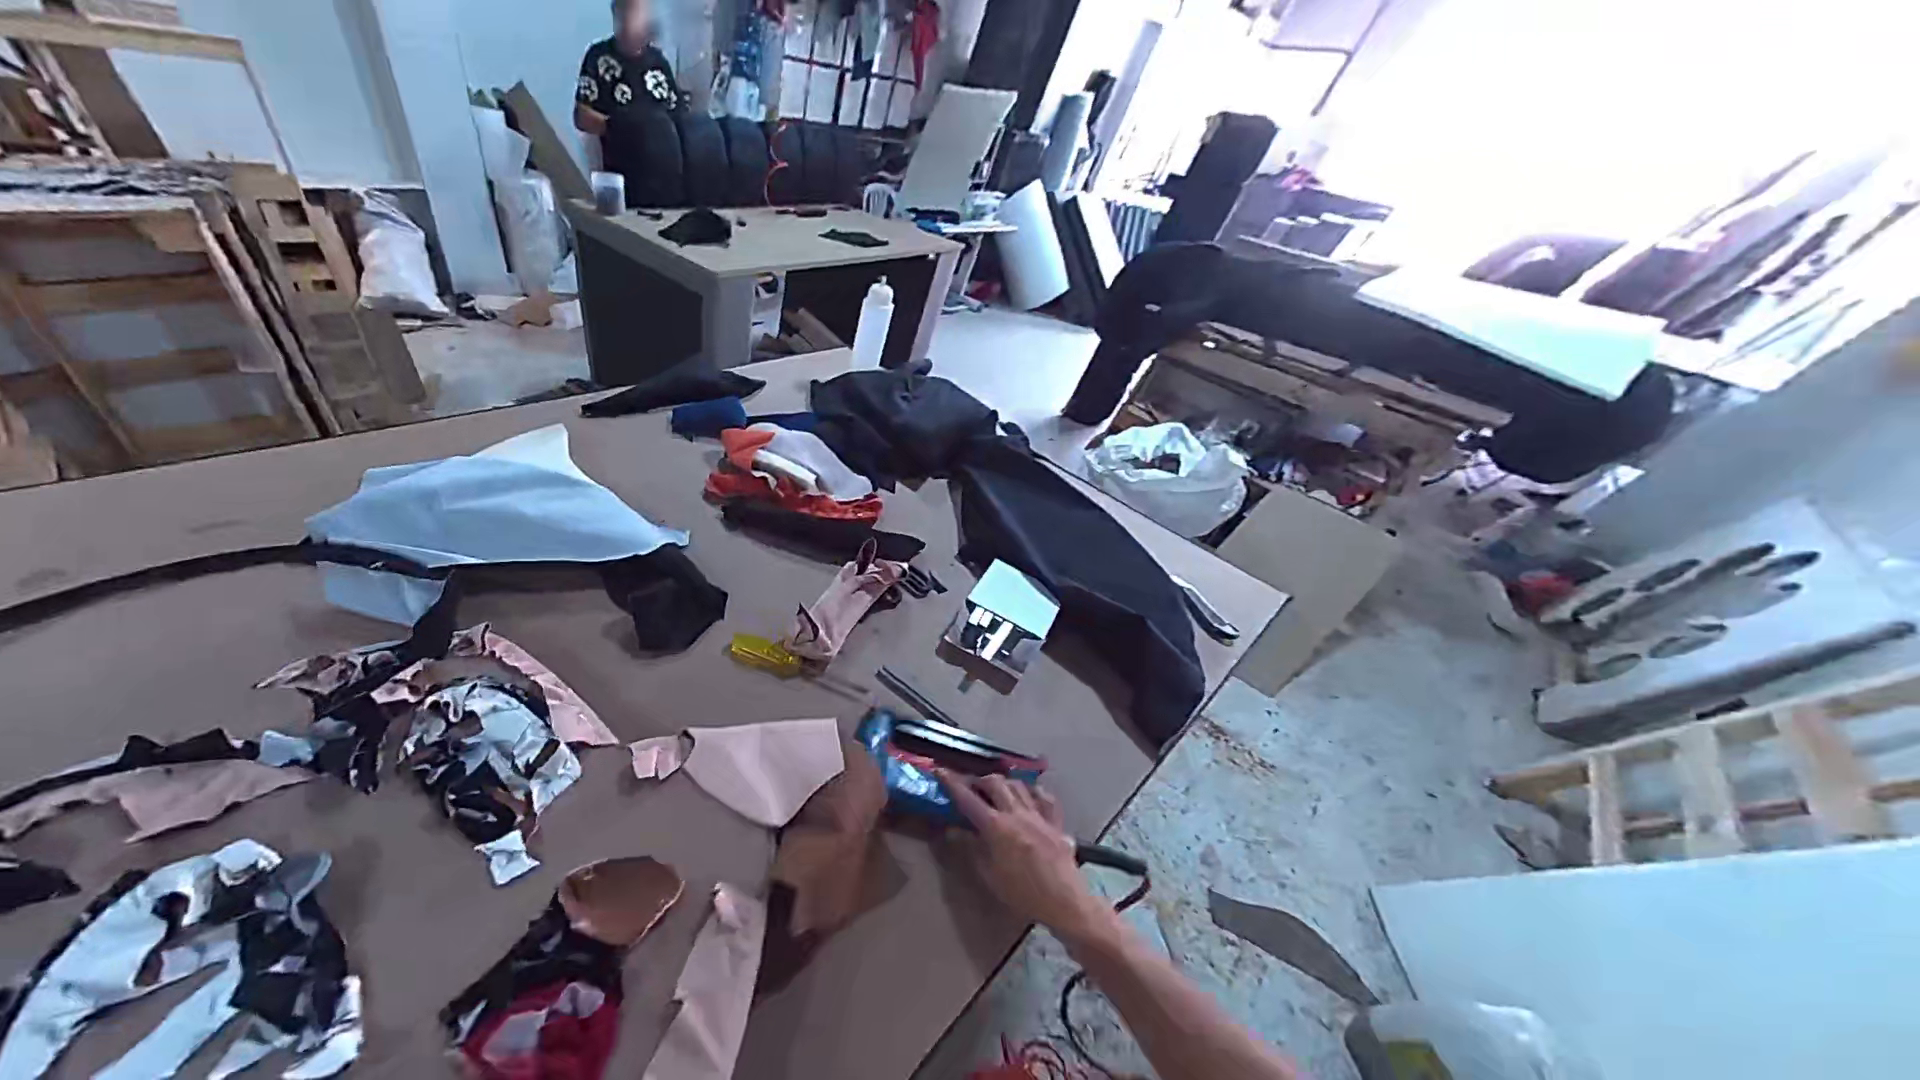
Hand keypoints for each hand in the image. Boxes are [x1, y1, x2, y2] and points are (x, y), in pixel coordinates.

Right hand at [937, 770, 1113, 942]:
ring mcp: (1038, 814)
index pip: (968, 799)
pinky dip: (1033, 792)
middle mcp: (1016, 813)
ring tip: (997, 790)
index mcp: (996, 827)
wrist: (1063, 901)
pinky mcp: (1055, 821)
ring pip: (1018, 785)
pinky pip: (1044, 796)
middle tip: (972, 788)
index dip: (952, 783)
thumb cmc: (1022, 893)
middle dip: (980, 780)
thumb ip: (971, 849)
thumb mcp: (989, 875)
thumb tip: (953, 829)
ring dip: (1004, 783)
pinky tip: (1029, 796)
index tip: (941, 772)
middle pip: (995, 783)